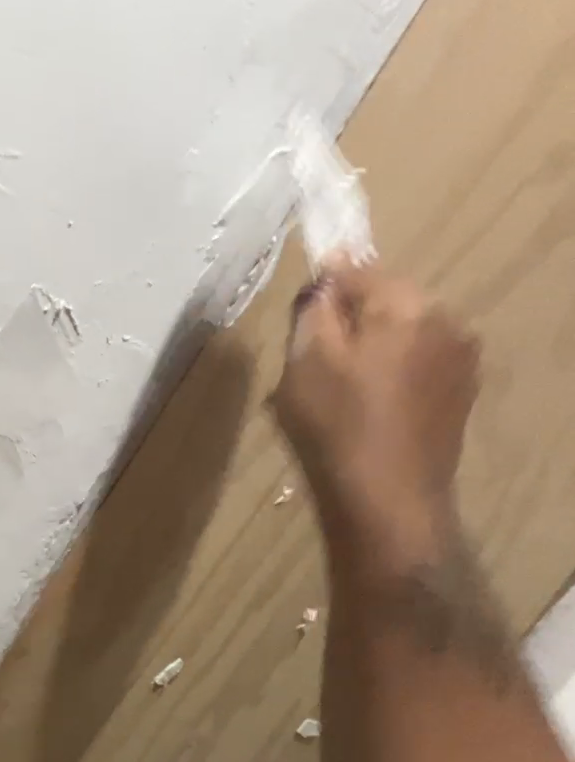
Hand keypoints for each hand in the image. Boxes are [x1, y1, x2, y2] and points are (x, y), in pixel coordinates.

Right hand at [269, 262, 480, 567]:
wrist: (385, 489)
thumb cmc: (335, 421)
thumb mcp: (304, 362)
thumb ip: (315, 312)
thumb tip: (325, 279)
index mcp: (407, 308)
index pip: (362, 272)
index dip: (327, 279)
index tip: (300, 295)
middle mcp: (446, 321)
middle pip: (389, 300)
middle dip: (350, 315)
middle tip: (307, 347)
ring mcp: (460, 357)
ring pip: (403, 330)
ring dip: (369, 342)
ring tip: (333, 377)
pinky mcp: (459, 389)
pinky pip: (417, 359)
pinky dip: (388, 367)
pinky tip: (363, 398)